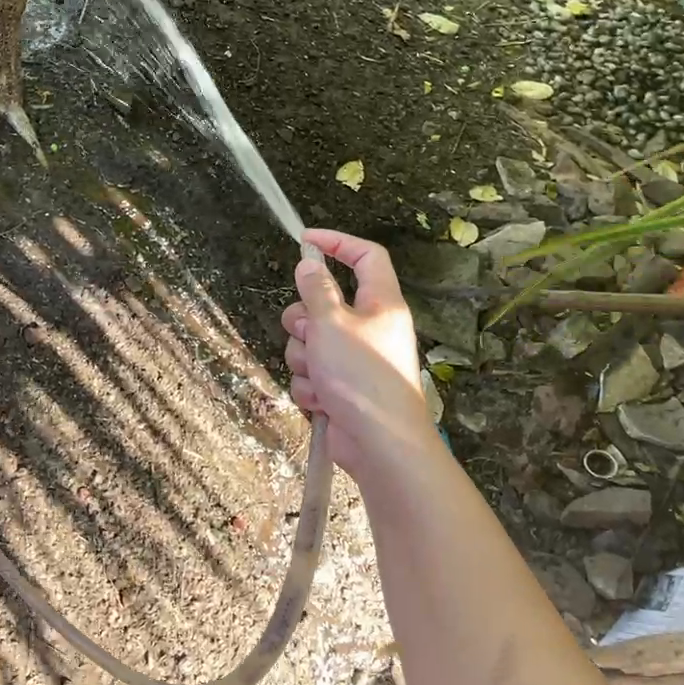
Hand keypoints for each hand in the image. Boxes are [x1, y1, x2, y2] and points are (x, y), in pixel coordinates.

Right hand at [282, 229, 432, 480]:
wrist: (380, 444)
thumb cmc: (361, 375)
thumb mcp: (331, 323)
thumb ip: (316, 290)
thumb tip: (309, 263)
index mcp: (380, 303)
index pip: (366, 257)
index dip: (337, 243)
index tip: (305, 240)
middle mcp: (369, 327)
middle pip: (324, 303)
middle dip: (302, 320)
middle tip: (308, 334)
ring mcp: (354, 359)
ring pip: (310, 340)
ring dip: (304, 358)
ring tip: (319, 376)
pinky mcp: (341, 386)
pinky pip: (310, 372)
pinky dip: (310, 385)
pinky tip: (322, 400)